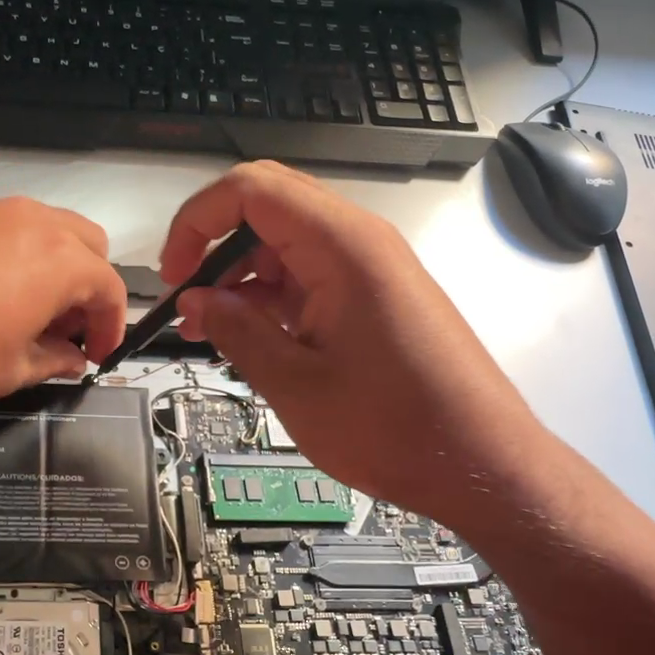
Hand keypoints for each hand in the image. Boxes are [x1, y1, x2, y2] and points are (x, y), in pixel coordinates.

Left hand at [0, 197, 126, 433]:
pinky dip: (19, 258)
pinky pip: (7, 231)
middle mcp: (29, 222)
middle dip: (88, 288)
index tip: (98, 354)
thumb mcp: (9, 372)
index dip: (111, 327)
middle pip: (87, 245)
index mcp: (57, 260)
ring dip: (55, 269)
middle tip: (68, 333)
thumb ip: (52, 360)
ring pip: (47, 231)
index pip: (109, 287)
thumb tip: (69, 357)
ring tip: (31, 317)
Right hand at [164, 162, 562, 528]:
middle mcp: (361, 242)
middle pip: (268, 207)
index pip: (250, 189)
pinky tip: (251, 339)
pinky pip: (310, 274)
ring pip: (286, 243)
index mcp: (342, 247)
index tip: (173, 275)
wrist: (480, 464)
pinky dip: (272, 297)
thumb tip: (194, 301)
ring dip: (240, 277)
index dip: (197, 221)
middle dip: (213, 246)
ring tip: (211, 330)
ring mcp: (372, 268)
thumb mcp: (294, 384)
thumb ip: (236, 330)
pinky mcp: (377, 296)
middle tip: (187, 300)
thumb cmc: (392, 429)